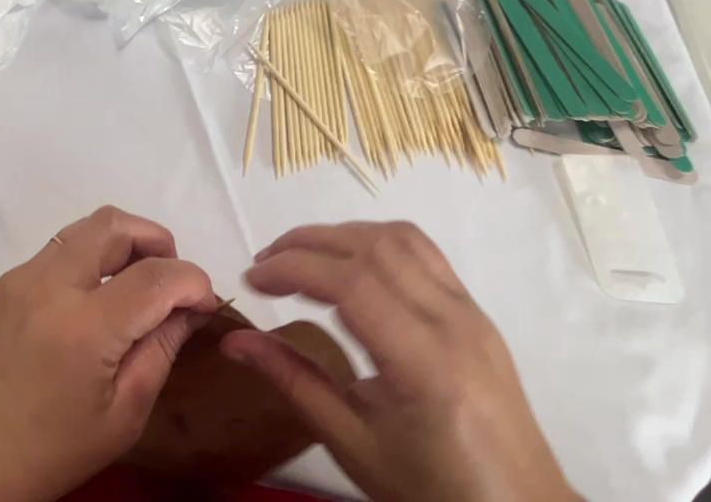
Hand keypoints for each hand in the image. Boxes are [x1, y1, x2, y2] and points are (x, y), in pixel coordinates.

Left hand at [0, 206, 219, 501]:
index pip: (153, 276)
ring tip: (140, 283)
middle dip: (155, 239)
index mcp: (84, 328)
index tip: (205, 301)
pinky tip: (100, 296)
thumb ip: (162, 347)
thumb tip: (191, 305)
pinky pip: (60, 248)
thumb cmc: (57, 446)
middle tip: (173, 278)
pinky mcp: (8, 280)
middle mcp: (49, 286)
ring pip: (83, 227)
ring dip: (122, 242)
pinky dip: (91, 256)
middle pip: (112, 224)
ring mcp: (23, 277)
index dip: (191, 280)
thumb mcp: (126, 411)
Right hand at [221, 222, 579, 501]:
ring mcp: (471, 312)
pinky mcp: (476, 312)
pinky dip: (374, 241)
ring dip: (340, 235)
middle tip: (264, 265)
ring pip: (398, 238)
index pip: (350, 282)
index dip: (292, 269)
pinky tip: (348, 264)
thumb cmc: (433, 491)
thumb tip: (233, 340)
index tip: (252, 281)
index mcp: (426, 363)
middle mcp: (454, 324)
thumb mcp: (352, 443)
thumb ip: (291, 380)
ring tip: (299, 257)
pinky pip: (423, 252)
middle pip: (371, 247)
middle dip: (306, 244)